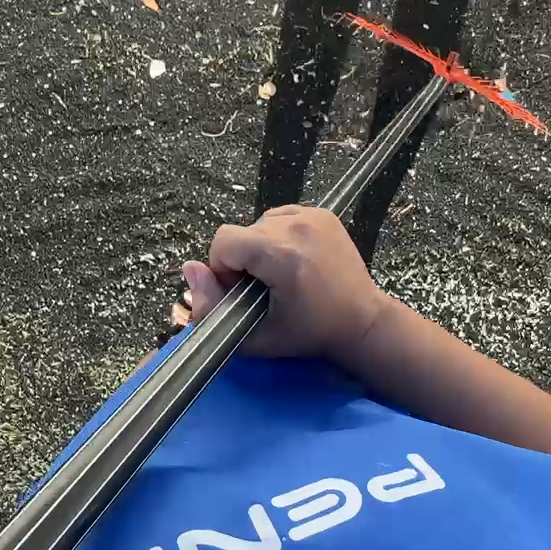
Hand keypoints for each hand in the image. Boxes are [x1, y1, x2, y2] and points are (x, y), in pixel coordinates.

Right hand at [182, 206, 389, 359]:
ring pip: (259, 224)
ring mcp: (312, 215)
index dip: (224, 269)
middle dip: (242, 261)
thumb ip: (212, 308)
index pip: (223, 240)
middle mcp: (297, 226)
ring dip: (260, 248)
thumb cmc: (309, 333)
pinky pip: (281, 217)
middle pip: (240, 232)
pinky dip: (279, 237)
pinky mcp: (322, 213)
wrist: (361, 321)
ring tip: (281, 275)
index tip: (244, 291)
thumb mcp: (255, 335)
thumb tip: (189, 269)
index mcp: (281, 254)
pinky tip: (294, 261)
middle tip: (264, 288)